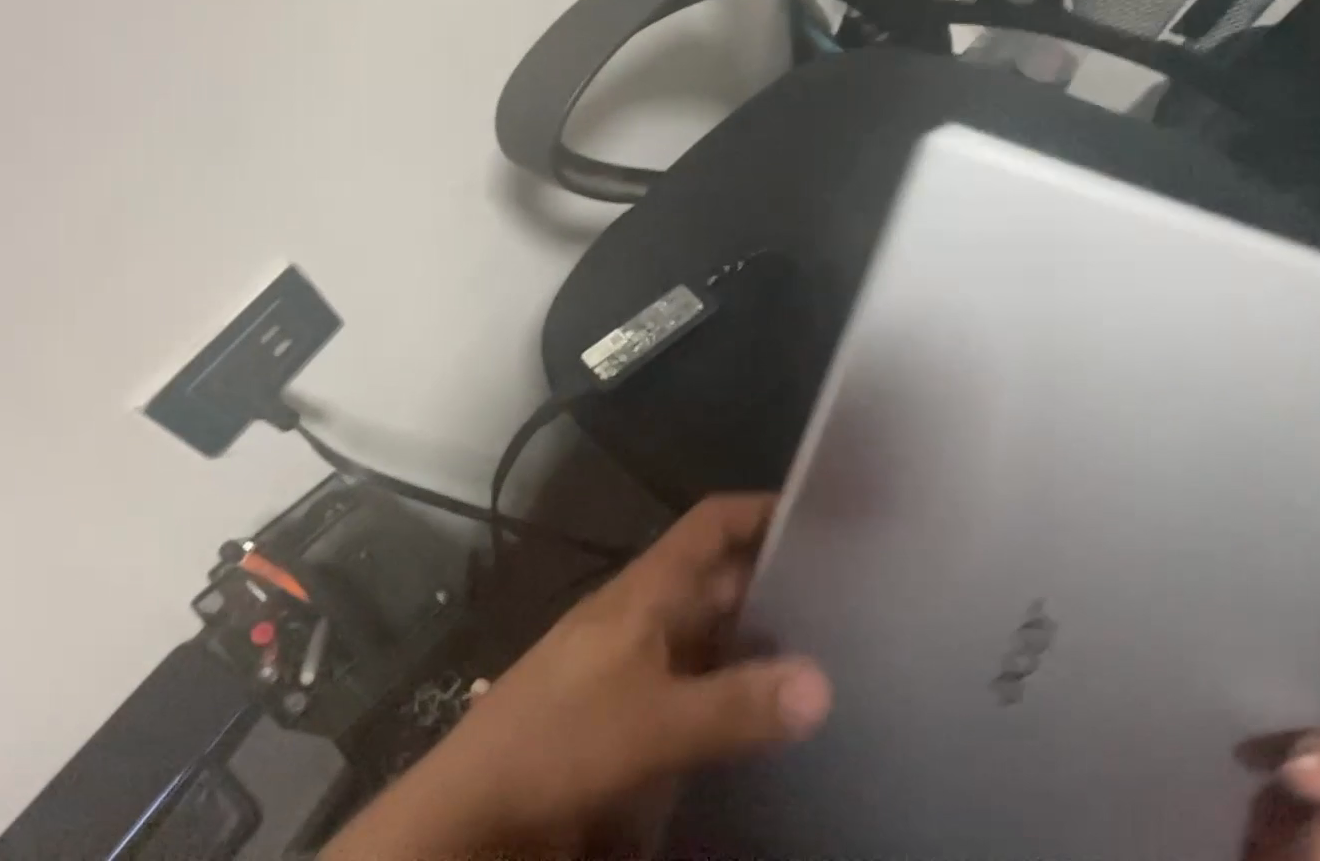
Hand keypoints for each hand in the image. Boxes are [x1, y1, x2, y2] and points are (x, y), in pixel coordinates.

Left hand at [321, 492, 832, 858]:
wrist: (473, 810)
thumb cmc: (558, 742)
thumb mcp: (653, 724)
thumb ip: (738, 705)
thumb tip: (824, 684)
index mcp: (644, 592)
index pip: (710, 525)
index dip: (759, 509)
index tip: (819, 515)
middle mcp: (642, 615)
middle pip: (716, 578)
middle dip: (775, 581)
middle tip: (846, 598)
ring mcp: (634, 661)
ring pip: (708, 633)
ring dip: (756, 639)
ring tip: (826, 652)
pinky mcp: (628, 707)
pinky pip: (694, 680)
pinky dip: (731, 685)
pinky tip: (767, 710)